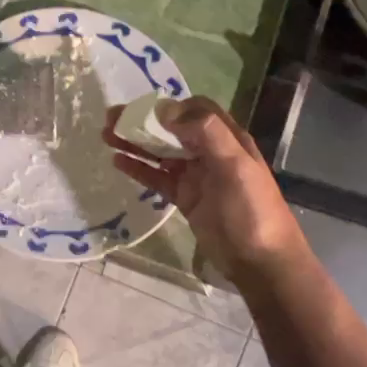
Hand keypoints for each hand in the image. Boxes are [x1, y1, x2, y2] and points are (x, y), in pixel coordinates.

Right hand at [103, 96, 311, 279]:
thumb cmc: (251, 209)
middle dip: (143, 121)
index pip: (198, 110)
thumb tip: (163, 109)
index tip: (143, 111)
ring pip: (160, 152)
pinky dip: (138, 168)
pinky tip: (118, 161)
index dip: (171, 106)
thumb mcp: (234, 166)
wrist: (259, 260)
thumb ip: (205, 133)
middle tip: (111, 118)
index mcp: (229, 140)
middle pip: (172, 129)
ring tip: (106, 135)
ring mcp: (196, 176)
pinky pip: (157, 177)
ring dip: (135, 142)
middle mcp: (210, 153)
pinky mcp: (184, 197)